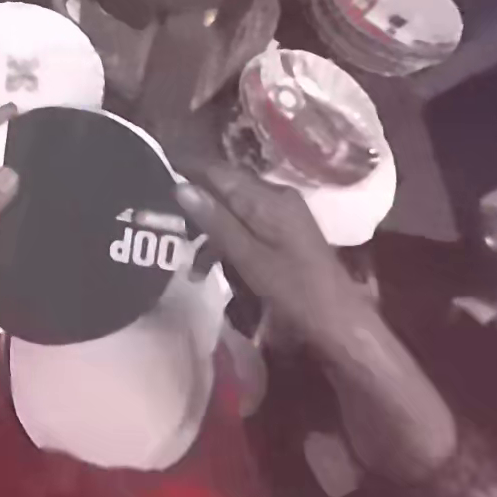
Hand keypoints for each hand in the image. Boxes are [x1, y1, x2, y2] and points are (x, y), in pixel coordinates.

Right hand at [176, 164, 456, 479]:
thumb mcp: (248, 258)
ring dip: (205, 226)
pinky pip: (243, 224)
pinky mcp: (282, 231)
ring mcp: (281, 214)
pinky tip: (206, 265)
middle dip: (191, 201)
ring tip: (182, 252)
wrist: (344, 328)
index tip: (151, 170)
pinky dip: (222, 239)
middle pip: (222, 187)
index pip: (216, 170)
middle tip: (161, 216)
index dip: (184, 167)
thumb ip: (214, 220)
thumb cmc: (296, 292)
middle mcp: (275, 196)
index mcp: (268, 198)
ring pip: (230, 208)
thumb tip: (179, 185)